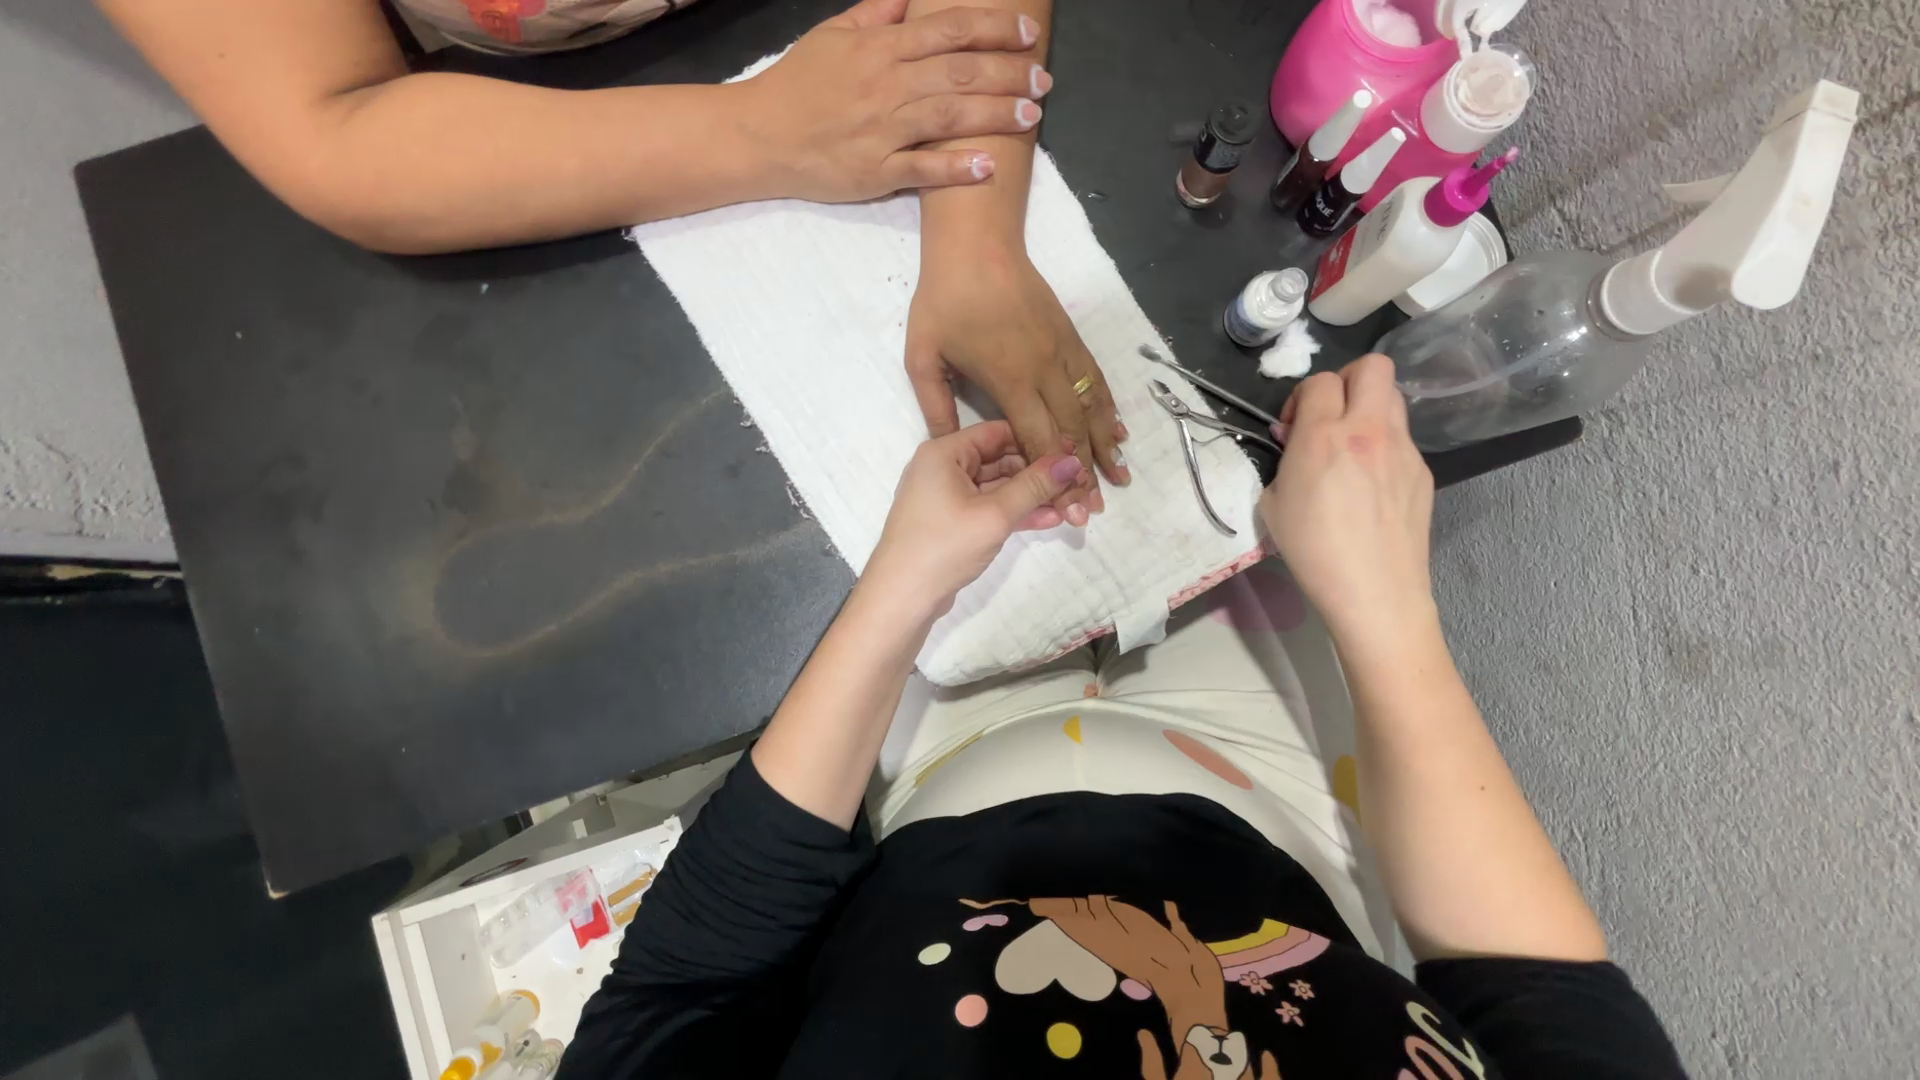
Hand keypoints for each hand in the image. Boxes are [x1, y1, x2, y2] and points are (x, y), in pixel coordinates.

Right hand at [737, 0, 1050, 201]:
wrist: (761, 135)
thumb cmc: (798, 86)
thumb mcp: (833, 37)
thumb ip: (875, 17)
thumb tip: (909, 0)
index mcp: (881, 48)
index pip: (948, 32)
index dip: (993, 30)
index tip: (1026, 35)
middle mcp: (887, 84)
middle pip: (960, 72)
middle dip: (1008, 74)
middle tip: (1043, 82)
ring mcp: (883, 130)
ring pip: (949, 115)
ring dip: (995, 115)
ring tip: (1031, 117)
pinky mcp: (876, 171)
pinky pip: (923, 168)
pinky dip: (956, 168)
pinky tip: (988, 166)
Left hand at [865, 420, 1084, 610]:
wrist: (901, 598)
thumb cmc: (944, 546)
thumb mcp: (994, 514)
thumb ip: (1034, 486)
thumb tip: (1073, 461)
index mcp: (944, 451)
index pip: (1000, 432)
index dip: (1038, 440)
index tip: (1074, 452)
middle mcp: (943, 467)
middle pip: (1001, 459)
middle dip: (1040, 474)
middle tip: (1079, 485)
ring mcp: (946, 496)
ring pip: (998, 486)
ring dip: (1032, 496)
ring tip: (1072, 507)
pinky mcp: (952, 522)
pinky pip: (990, 508)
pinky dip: (1016, 513)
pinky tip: (1050, 520)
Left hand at [906, 246, 1126, 525]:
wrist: (977, 243)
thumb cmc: (944, 300)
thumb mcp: (923, 357)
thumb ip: (937, 406)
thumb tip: (948, 446)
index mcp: (1010, 380)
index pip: (1041, 440)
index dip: (1057, 478)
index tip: (1070, 507)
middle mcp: (1046, 370)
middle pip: (1073, 432)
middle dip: (1086, 474)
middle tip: (1096, 510)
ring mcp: (1064, 353)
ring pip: (1093, 408)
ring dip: (1107, 447)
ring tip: (1120, 478)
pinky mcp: (1072, 339)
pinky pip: (1097, 381)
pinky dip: (1110, 410)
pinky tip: (1118, 431)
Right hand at [1260, 354, 1437, 651]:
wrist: (1374, 590)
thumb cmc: (1312, 551)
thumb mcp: (1272, 503)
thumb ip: (1283, 462)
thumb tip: (1296, 445)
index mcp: (1323, 436)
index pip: (1318, 382)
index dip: (1299, 398)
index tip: (1292, 427)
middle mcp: (1368, 431)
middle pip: (1371, 368)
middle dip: (1345, 380)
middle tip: (1328, 414)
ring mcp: (1403, 449)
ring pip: (1392, 397)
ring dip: (1367, 407)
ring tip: (1349, 444)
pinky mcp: (1422, 471)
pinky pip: (1401, 438)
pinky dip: (1381, 444)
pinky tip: (1368, 483)